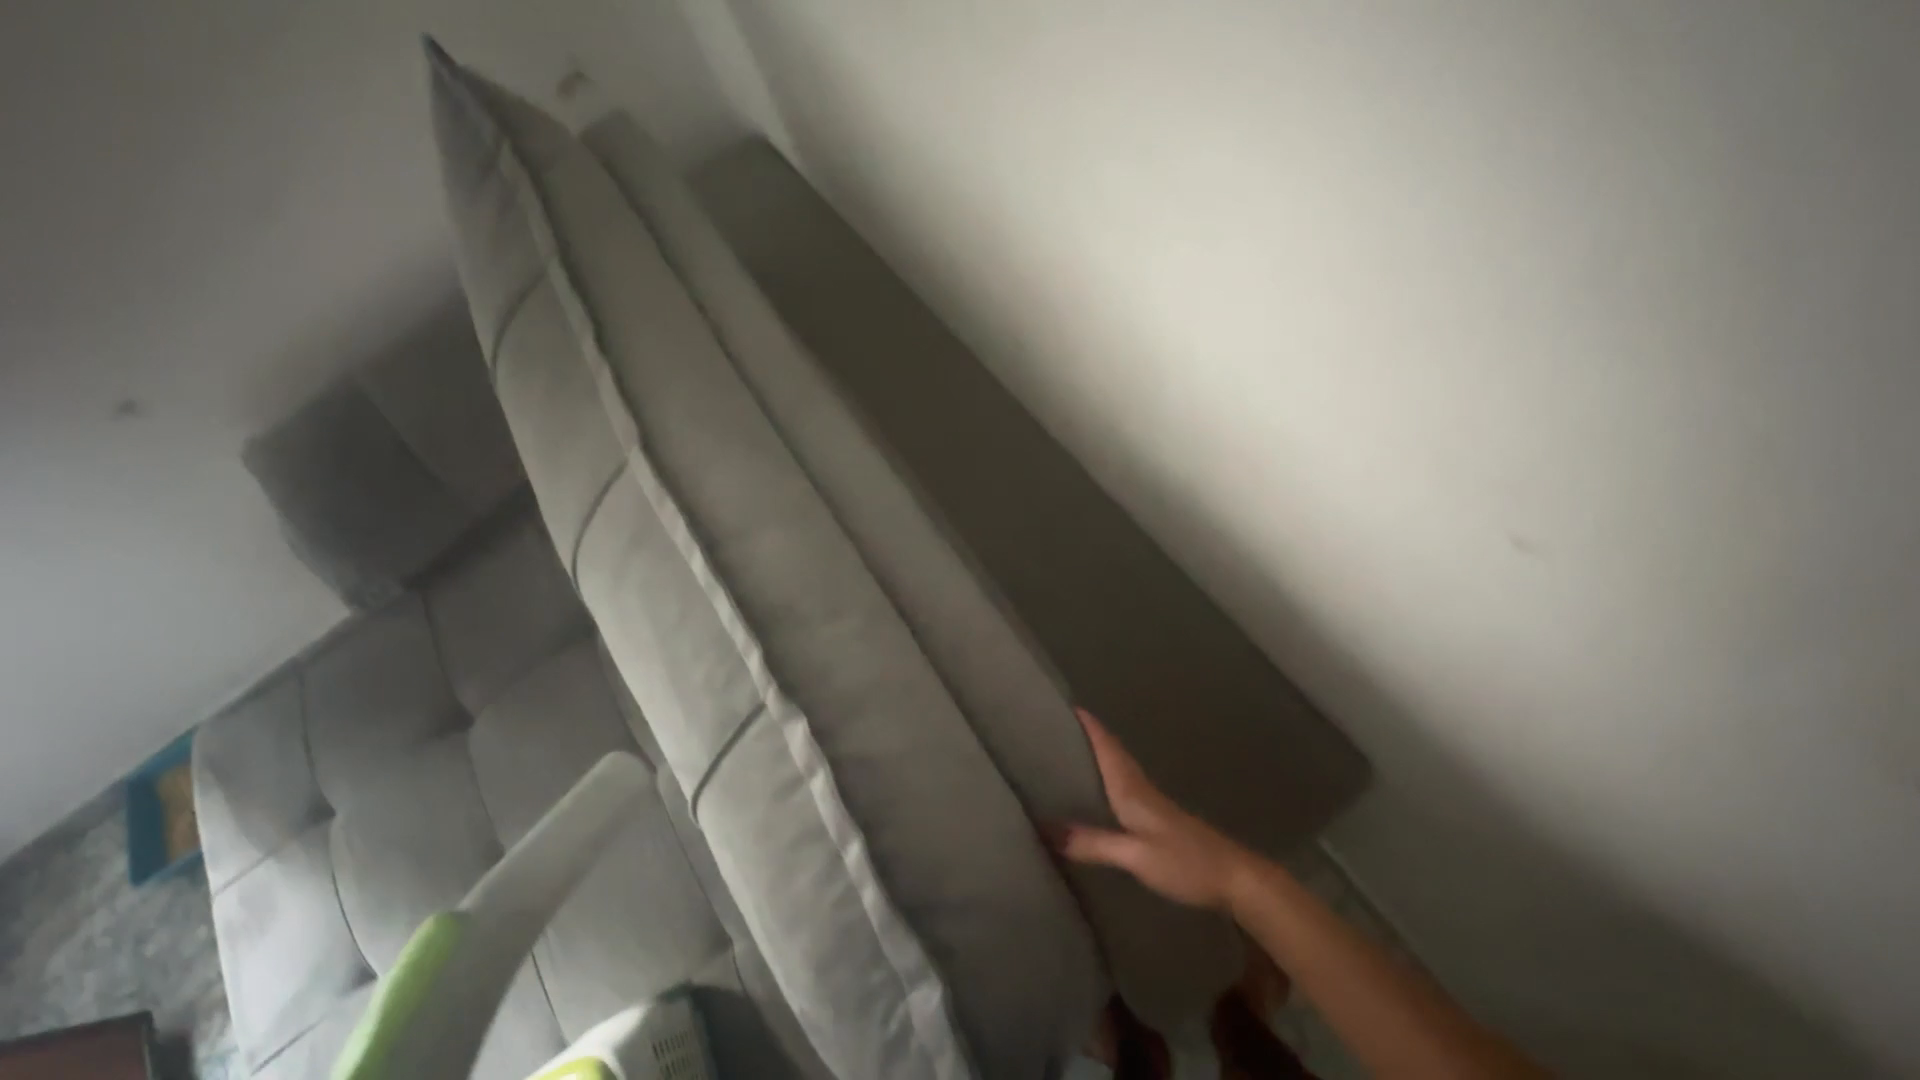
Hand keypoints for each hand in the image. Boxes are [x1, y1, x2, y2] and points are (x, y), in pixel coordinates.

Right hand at [1052, 709, 1252, 909]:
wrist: (1236, 879)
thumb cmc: (1187, 862)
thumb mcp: (1136, 855)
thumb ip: (1093, 843)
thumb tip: (1045, 828)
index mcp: (1133, 791)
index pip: (1108, 748)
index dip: (1090, 726)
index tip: (1067, 704)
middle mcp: (1141, 791)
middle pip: (1112, 755)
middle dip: (1088, 738)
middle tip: (1057, 727)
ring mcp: (1153, 807)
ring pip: (1118, 772)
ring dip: (1097, 759)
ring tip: (1068, 756)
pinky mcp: (1159, 823)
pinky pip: (1124, 791)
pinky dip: (1107, 782)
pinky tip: (1097, 795)